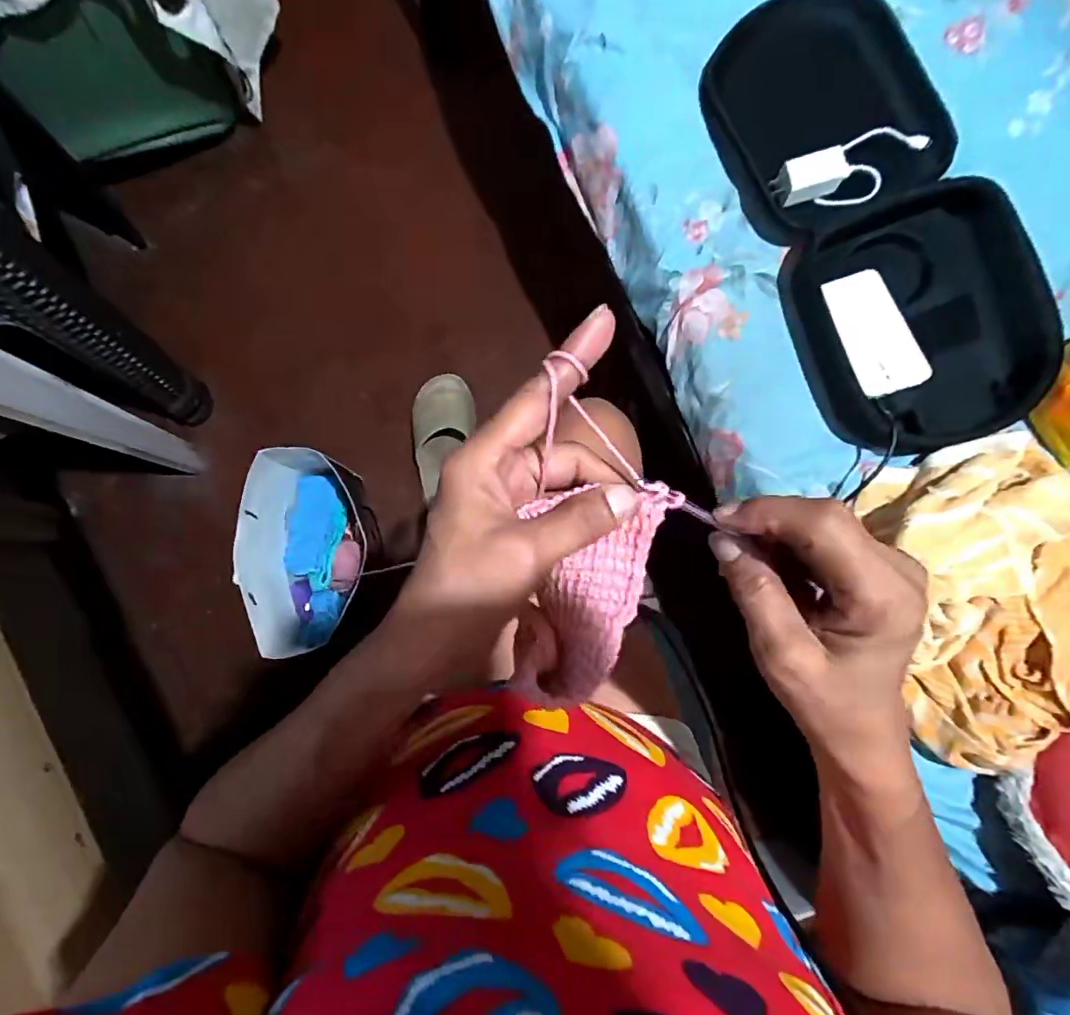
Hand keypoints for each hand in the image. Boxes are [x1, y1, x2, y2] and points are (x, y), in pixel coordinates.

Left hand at [392, 306, 640, 662]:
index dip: (570, 359)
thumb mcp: (525, 553)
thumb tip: (631, 495)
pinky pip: (555, 501)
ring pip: (560, 475)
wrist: (431, 641)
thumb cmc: (466, 591)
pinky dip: (582, 508)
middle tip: (638, 495)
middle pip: (556, 444)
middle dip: (598, 462)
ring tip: (630, 511)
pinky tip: (609, 518)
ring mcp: (501, 498)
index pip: (532, 397)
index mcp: (482, 461)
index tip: (603, 318)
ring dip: (594, 489)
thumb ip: (579, 519)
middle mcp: (492, 470)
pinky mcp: (511, 524)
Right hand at [711, 497, 926, 784]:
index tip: (717, 522)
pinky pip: (828, 536)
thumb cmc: (822, 700)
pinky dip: (789, 540)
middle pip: (827, 517)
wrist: (861, 728)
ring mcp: (895, 565)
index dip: (768, 513)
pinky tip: (765, 559)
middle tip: (722, 536)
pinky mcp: (882, 567)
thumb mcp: (780, 654)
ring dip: (775, 528)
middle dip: (768, 518)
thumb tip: (723, 540)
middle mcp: (900, 569)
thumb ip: (755, 593)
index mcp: (883, 594)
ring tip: (738, 550)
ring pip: (825, 522)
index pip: (825, 525)